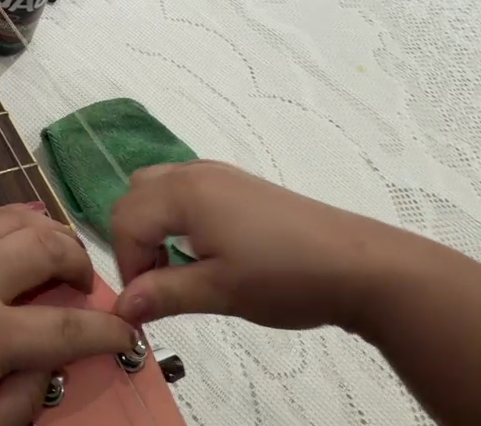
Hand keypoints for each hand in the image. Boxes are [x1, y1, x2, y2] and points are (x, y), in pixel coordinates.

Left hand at [0, 203, 137, 425]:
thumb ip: (23, 398)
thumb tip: (53, 363)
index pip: (70, 329)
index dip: (110, 331)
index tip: (127, 333)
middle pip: (47, 245)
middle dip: (80, 261)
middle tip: (87, 284)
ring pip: (10, 215)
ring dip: (43, 230)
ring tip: (53, 254)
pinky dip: (1, 226)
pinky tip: (4, 245)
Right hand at [110, 160, 424, 330]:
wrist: (358, 265)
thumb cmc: (284, 277)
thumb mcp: (219, 292)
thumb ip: (164, 294)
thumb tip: (121, 307)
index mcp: (183, 192)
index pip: (125, 220)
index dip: (127, 264)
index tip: (147, 302)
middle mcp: (192, 172)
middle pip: (134, 196)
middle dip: (135, 240)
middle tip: (159, 283)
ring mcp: (216, 173)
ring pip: (157, 188)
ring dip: (153, 225)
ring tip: (180, 266)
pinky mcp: (236, 182)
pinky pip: (184, 187)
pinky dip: (176, 215)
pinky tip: (206, 248)